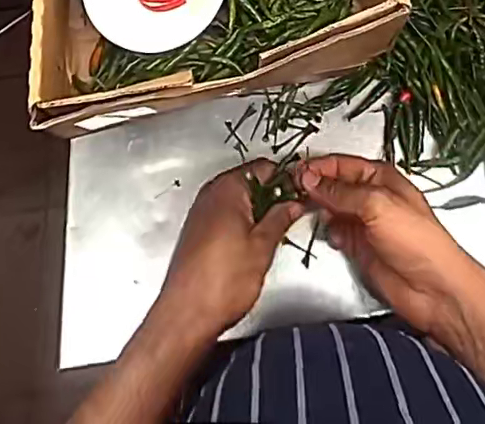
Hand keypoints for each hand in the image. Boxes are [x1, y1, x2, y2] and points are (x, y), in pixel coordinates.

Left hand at [154, 161, 301, 338]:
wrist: (185, 316)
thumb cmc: (222, 281)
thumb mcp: (262, 246)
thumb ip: (281, 217)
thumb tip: (293, 203)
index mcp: (228, 187)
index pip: (264, 168)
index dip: (286, 180)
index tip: (300, 196)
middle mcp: (211, 192)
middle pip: (250, 182)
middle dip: (272, 197)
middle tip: (290, 217)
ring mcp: (201, 210)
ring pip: (238, 199)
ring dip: (257, 212)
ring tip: (273, 235)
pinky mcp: (197, 229)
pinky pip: (225, 213)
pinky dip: (241, 222)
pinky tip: (251, 245)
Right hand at [300, 155, 484, 347]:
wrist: (434, 290)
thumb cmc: (417, 240)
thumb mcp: (377, 205)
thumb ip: (341, 192)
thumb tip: (311, 178)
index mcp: (380, 177)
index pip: (342, 164)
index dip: (319, 167)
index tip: (297, 173)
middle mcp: (371, 196)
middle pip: (335, 185)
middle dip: (315, 186)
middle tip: (293, 190)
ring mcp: (365, 223)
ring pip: (333, 208)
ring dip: (319, 208)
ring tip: (305, 210)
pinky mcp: (360, 247)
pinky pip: (336, 232)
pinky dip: (329, 231)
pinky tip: (330, 234)